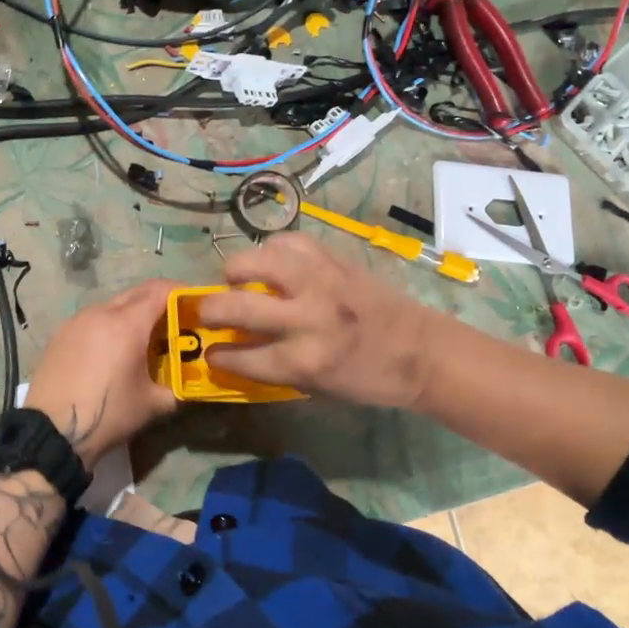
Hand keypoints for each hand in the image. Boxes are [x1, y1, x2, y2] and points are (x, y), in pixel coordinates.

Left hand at [26, 279, 178, 467]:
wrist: (53, 431)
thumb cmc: (108, 414)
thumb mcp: (153, 405)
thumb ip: (178, 389)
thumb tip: (191, 385)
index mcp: (127, 324)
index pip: (160, 291)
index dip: (181, 292)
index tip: (195, 303)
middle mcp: (101, 312)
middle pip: (137, 293)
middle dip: (159, 300)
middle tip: (175, 319)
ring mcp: (76, 320)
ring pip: (113, 304)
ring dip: (133, 312)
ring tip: (145, 336)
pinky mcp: (60, 333)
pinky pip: (93, 318)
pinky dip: (110, 323)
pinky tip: (114, 347)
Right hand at [197, 233, 438, 409]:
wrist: (421, 350)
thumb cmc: (367, 378)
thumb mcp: (316, 385)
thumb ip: (273, 366)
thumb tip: (232, 348)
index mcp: (304, 360)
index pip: (240, 357)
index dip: (217, 356)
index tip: (209, 352)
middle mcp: (307, 318)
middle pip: (237, 307)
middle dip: (209, 311)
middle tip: (207, 313)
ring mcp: (320, 282)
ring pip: (257, 260)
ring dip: (236, 270)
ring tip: (235, 279)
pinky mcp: (333, 260)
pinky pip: (289, 242)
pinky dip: (273, 250)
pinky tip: (272, 262)